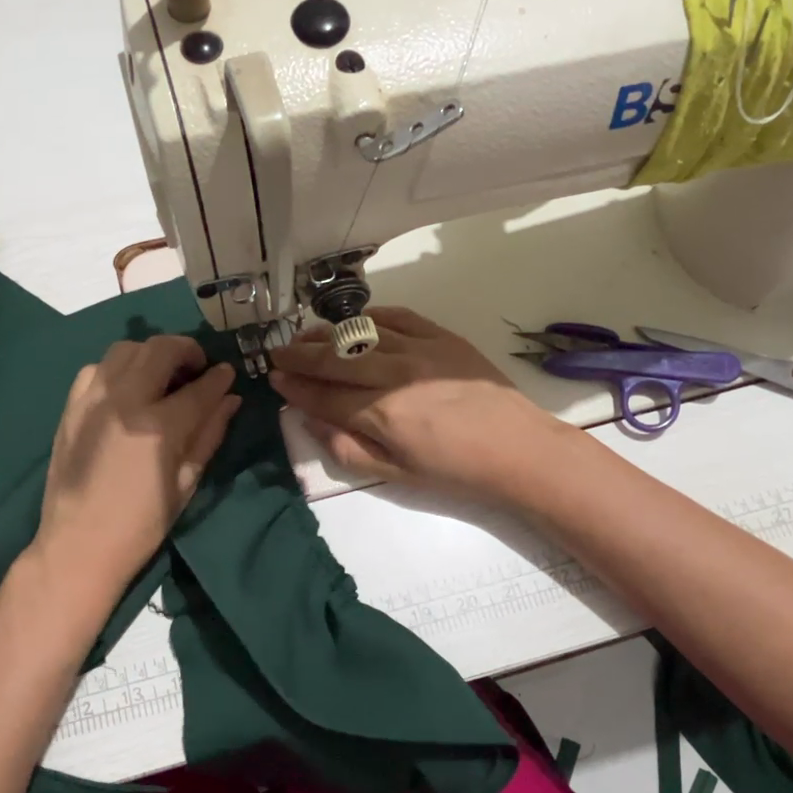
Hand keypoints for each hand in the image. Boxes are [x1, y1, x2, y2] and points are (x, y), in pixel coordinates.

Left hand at [36, 336, 240, 592]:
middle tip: (197, 367)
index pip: (199, 388)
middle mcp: (125, 401)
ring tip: (162, 374)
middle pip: (161, 351)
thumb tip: (230, 400)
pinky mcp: (71, 406)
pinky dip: (117, 368)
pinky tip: (127, 388)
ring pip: (126, 349)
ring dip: (151, 354)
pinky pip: (96, 367)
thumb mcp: (186, 483)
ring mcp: (93, 399)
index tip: (228, 374)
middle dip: (187, 351)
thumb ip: (209, 435)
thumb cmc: (142, 524)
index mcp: (159, 426)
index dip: (219, 378)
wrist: (79, 546)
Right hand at [269, 307, 572, 500]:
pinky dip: (371, 317)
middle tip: (278, 353)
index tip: (274, 379)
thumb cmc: (455, 472)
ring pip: (360, 334)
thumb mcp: (395, 475)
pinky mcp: (442, 338)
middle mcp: (392, 376)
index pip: (322, 395)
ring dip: (327, 333)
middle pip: (333, 358)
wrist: (517, 450)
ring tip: (308, 335)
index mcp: (379, 415)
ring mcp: (418, 351)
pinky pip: (398, 317)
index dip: (294, 387)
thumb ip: (347, 449)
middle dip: (299, 355)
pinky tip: (356, 322)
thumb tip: (311, 422)